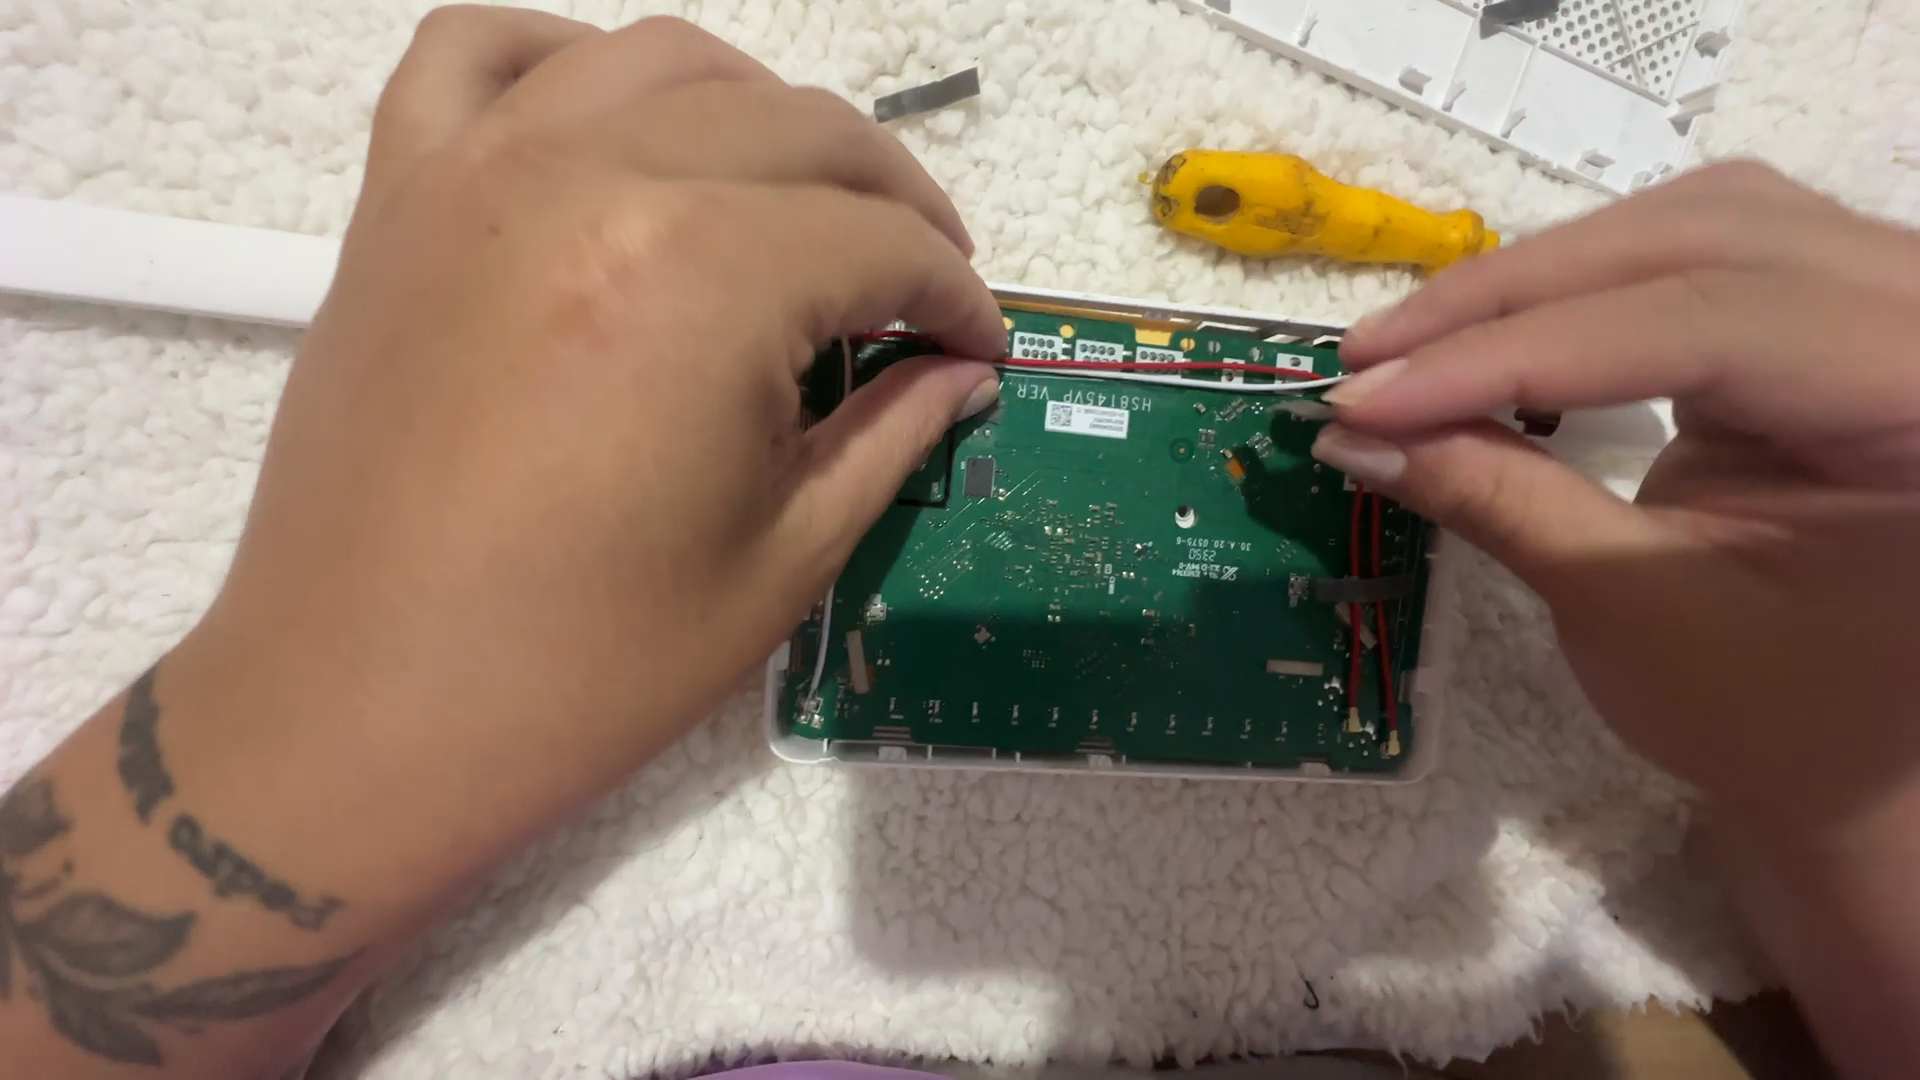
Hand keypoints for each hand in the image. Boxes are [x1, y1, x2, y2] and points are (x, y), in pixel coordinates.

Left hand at [4, 12, 1007, 1074]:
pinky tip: (644, 134)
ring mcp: (481, 168)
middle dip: (902, 205)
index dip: (958, 296)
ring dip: (780, 123)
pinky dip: (592, 68)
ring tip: (818, 209)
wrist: (371, 710)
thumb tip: (965, 373)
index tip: (984, 347)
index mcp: (704, 284)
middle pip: (804, 131)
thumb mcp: (791, 555)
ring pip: (673, 63)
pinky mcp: (402, 194)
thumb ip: (894, 434)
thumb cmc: (601, 663)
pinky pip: (496, 54)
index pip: (884, 246)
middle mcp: (594, 178)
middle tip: (933, 287)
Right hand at [1313, 161, 1919, 833]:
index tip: (1361, 402)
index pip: (1698, 325)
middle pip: (1694, 238)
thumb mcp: (1620, 605)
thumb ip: (1490, 497)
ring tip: (1405, 347)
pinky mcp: (1828, 317)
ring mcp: (1893, 305)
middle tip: (1365, 362)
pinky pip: (1687, 255)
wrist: (1860, 745)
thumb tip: (1350, 436)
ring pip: (1687, 225)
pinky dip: (1563, 288)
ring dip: (1523, 281)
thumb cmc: (1766, 709)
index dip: (1504, 359)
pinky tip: (1484, 330)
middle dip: (1500, 299)